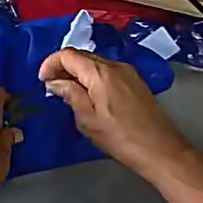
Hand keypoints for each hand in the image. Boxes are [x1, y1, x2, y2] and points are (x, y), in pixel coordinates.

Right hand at [38, 49, 194, 181]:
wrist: (159, 148)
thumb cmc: (121, 138)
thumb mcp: (87, 119)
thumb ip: (70, 94)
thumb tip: (55, 82)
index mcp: (100, 73)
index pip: (68, 54)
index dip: (50, 63)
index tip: (42, 80)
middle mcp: (115, 66)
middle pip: (82, 56)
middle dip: (63, 68)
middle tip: (51, 87)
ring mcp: (128, 72)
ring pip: (95, 64)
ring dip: (78, 73)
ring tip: (68, 93)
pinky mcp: (135, 82)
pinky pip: (108, 72)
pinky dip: (93, 78)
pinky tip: (90, 96)